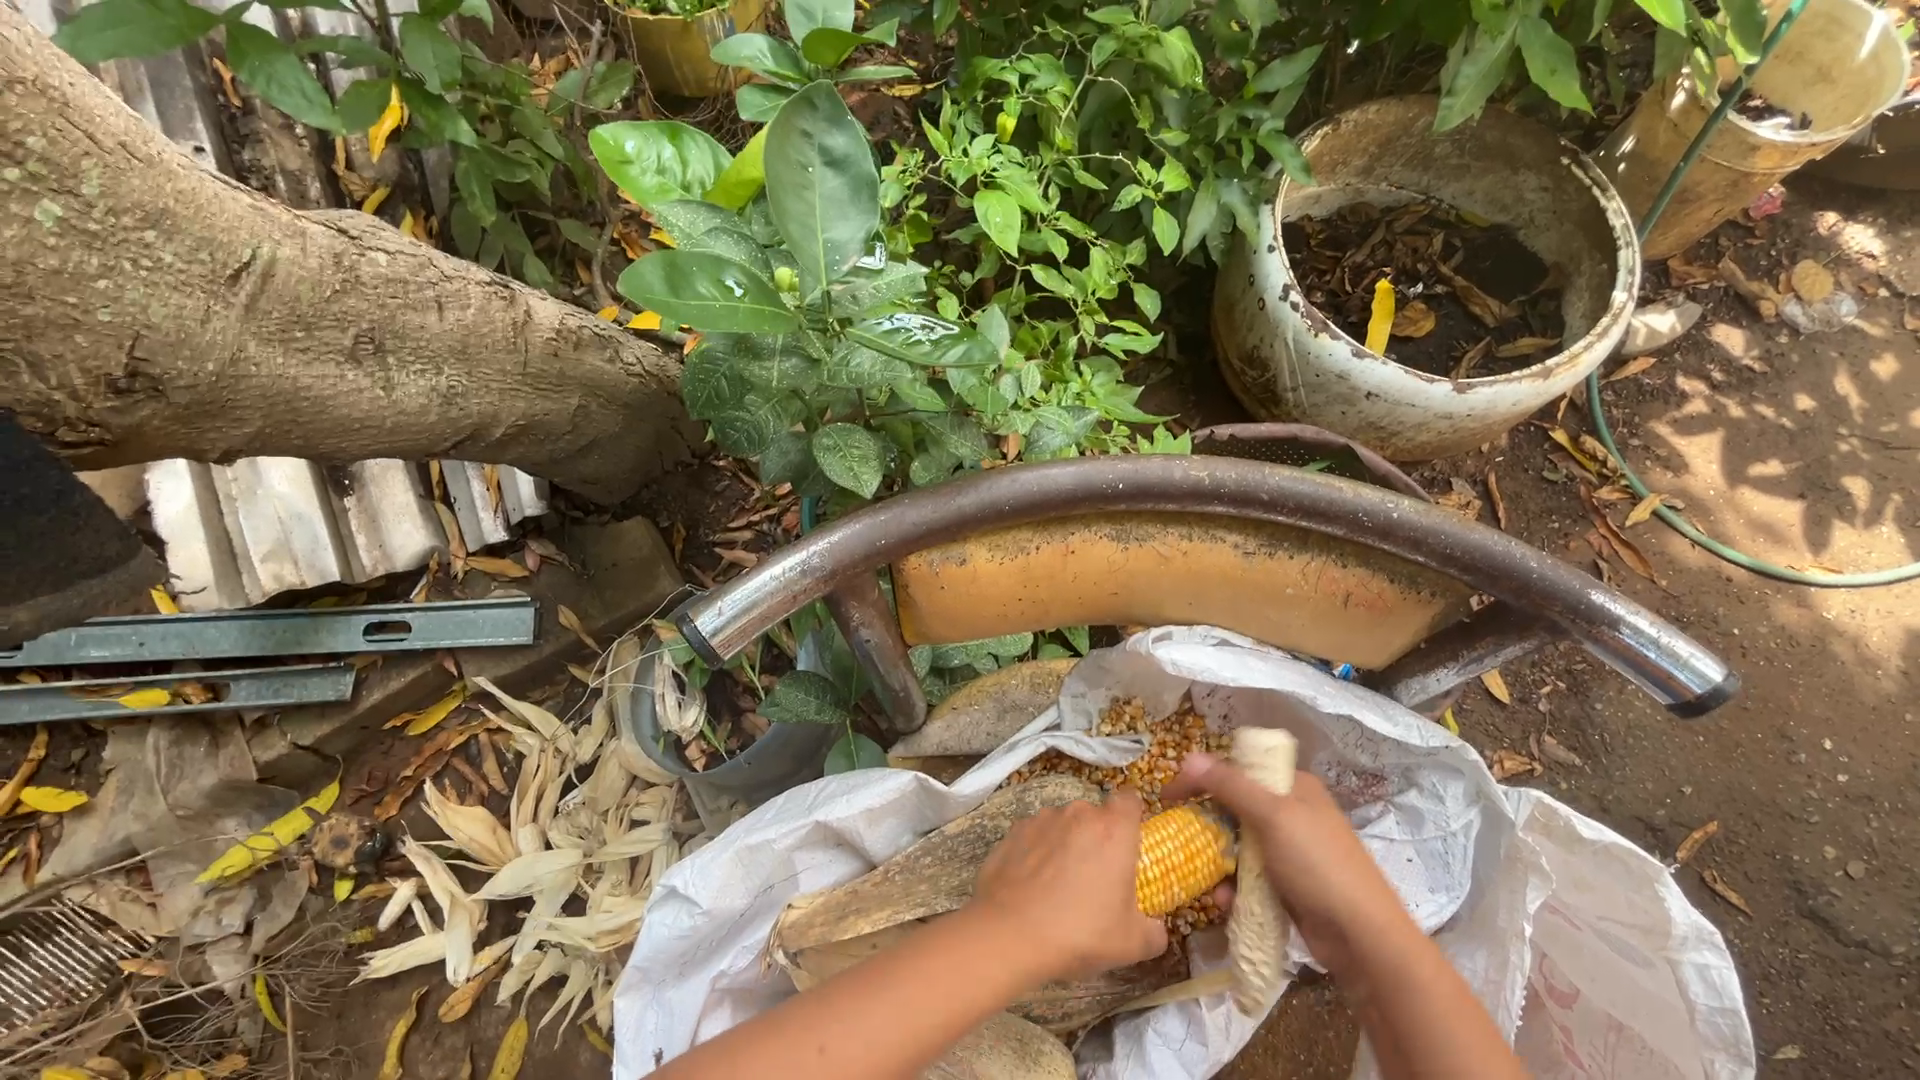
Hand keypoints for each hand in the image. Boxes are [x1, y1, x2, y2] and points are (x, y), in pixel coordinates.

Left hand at [968, 789, 1168, 981]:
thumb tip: (1156, 928)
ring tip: (1058, 884)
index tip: (1130, 843)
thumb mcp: (1133, 944)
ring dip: (1066, 844)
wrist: (1009, 935)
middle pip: (1095, 815)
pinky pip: (1035, 836)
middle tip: (1096, 876)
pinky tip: (1032, 885)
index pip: (1130, 800)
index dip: (1132, 817)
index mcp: (1113, 829)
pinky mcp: (1012, 832)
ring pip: (1062, 824)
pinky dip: (1037, 852)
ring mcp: (1040, 819)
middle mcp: (1077, 813)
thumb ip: (1155, 931)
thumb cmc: (1080, 933)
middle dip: (1097, 838)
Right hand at [1162, 753, 1412, 975]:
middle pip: (1235, 808)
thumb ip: (1230, 785)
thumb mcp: (1272, 816)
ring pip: (1239, 846)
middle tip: (1179, 836)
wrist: (1362, 936)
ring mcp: (1290, 851)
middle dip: (1207, 824)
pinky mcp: (1287, 885)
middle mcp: (1291, 813)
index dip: (1202, 778)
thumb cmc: (1318, 865)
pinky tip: (1224, 901)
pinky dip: (1233, 887)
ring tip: (1204, 878)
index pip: (1238, 769)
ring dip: (1218, 861)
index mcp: (1293, 786)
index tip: (1168, 795)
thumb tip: (1188, 756)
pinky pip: (1249, 877)